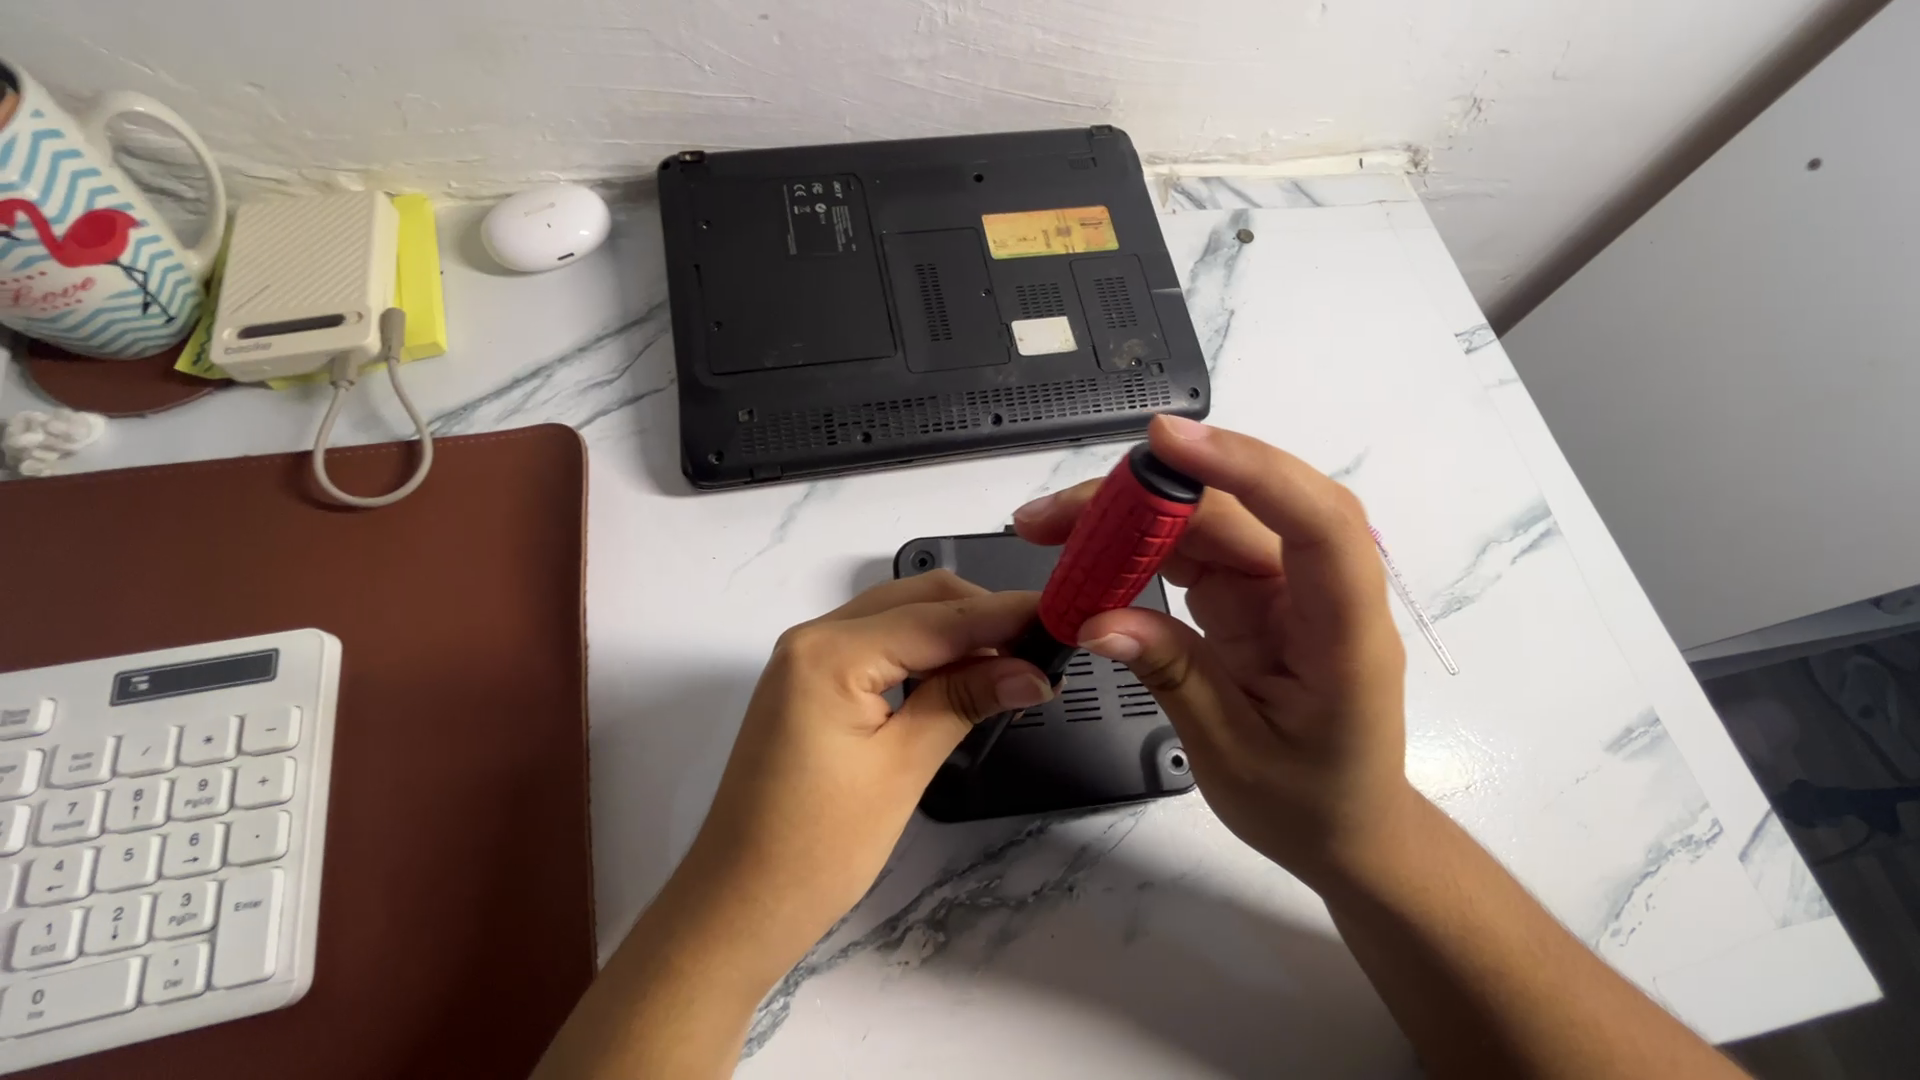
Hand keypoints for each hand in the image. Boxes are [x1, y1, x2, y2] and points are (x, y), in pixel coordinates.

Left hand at [532, 572, 1052, 1079]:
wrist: (738, 903)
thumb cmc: (818, 846)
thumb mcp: (902, 767)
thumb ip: (965, 700)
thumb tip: (1032, 671)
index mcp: (830, 651)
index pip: (939, 617)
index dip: (1007, 615)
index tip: (1064, 616)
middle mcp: (813, 636)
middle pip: (918, 600)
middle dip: (982, 616)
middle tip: (1042, 647)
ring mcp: (807, 657)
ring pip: (899, 617)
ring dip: (956, 632)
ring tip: (1012, 662)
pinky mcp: (810, 682)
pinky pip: (878, 644)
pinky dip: (925, 651)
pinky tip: (961, 674)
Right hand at [1013, 415, 1409, 884]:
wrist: (1343, 826)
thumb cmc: (1311, 801)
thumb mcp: (1233, 753)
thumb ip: (1173, 676)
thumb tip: (1096, 622)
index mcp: (1343, 632)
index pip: (1316, 522)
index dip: (1248, 469)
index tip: (1167, 443)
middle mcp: (1315, 590)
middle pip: (1237, 510)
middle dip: (1143, 497)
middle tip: (1050, 515)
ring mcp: (1278, 586)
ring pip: (1204, 521)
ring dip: (1126, 517)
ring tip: (1049, 528)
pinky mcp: (1247, 593)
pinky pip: (1189, 552)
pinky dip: (1134, 548)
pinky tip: (1086, 555)